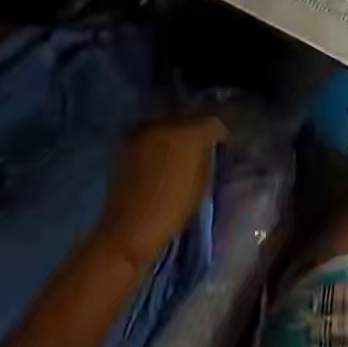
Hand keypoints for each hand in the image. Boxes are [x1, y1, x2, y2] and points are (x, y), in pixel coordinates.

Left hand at [98, 116, 225, 262]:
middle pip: (189, 119)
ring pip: (167, 122)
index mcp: (192, 134)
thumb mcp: (202, 183)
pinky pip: (148, 131)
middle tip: (198, 146)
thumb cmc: (173, 210)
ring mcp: (146, 130)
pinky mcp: (127, 141)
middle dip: (195, 130)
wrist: (130, 228)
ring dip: (174, 132)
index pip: (212, 123)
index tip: (219, 143)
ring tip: (176, 149)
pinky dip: (155, 138)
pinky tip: (156, 153)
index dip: (218, 133)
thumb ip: (206, 156)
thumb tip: (206, 146)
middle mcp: (169, 124)